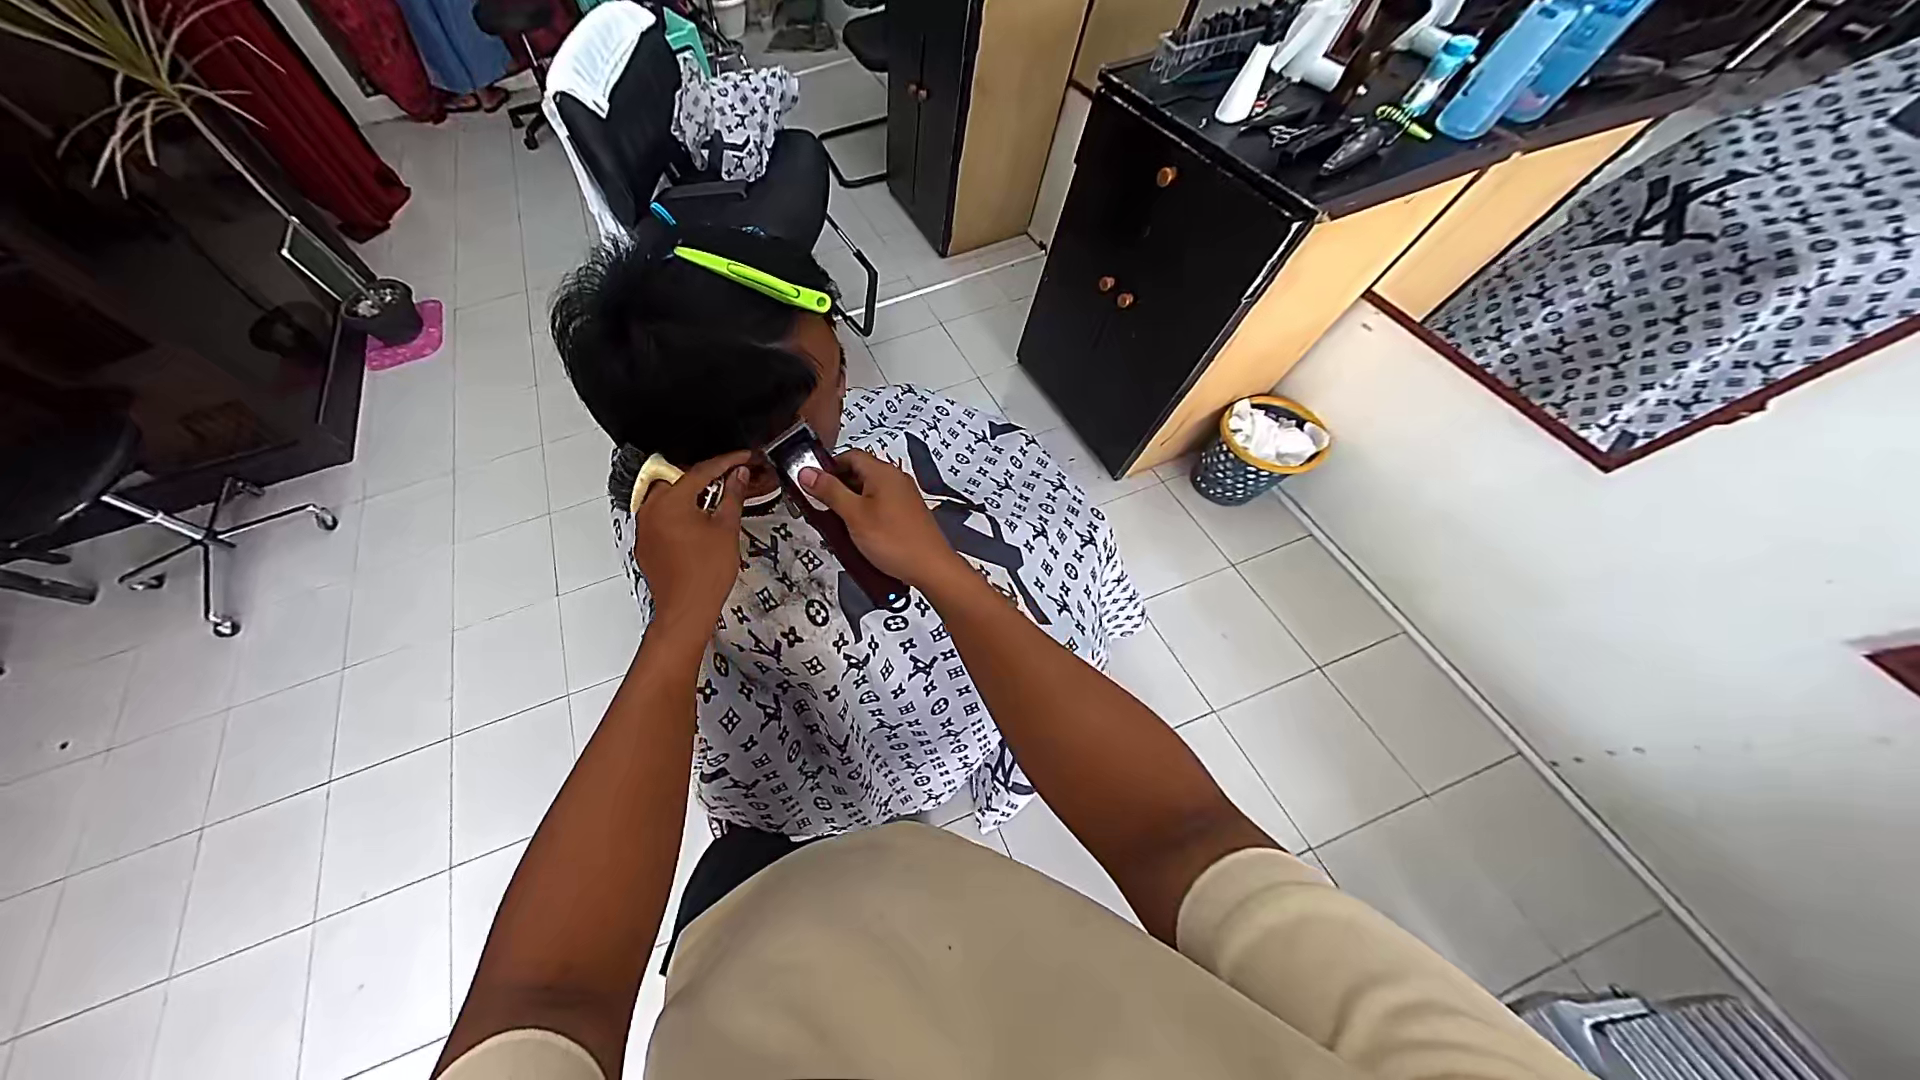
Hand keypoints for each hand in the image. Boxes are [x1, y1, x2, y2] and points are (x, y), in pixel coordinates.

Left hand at [631, 451, 750, 632]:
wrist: (687, 608)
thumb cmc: (704, 575)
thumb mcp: (727, 528)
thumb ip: (732, 496)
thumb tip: (738, 476)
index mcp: (670, 502)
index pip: (701, 471)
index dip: (727, 462)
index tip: (742, 458)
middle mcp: (650, 510)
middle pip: (678, 478)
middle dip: (705, 474)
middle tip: (729, 474)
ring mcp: (645, 527)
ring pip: (667, 496)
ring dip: (691, 492)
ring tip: (716, 497)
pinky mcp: (646, 542)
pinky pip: (661, 515)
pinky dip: (680, 511)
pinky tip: (700, 520)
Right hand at [798, 449, 966, 588]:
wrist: (930, 568)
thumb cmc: (900, 543)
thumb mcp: (854, 515)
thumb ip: (829, 492)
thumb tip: (808, 473)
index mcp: (883, 472)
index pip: (848, 455)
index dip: (827, 467)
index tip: (812, 482)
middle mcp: (895, 481)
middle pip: (856, 475)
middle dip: (836, 491)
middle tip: (822, 507)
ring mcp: (902, 498)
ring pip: (866, 494)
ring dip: (849, 508)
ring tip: (840, 526)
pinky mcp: (904, 515)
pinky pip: (877, 509)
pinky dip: (864, 519)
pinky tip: (858, 536)